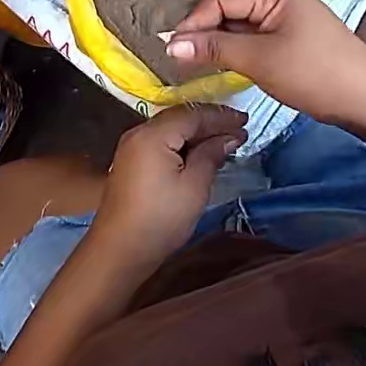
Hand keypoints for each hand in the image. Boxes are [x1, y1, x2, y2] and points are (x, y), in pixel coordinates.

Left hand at [91, 103, 247, 263]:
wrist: (120, 251)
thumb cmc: (161, 219)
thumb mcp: (194, 187)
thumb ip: (211, 155)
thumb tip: (228, 138)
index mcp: (153, 135)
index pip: (192, 115)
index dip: (221, 116)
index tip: (245, 122)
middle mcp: (138, 133)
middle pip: (179, 118)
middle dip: (210, 122)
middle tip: (239, 130)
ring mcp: (131, 147)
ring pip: (170, 129)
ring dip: (197, 133)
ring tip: (225, 140)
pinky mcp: (131, 162)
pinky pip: (161, 141)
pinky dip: (183, 143)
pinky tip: (200, 152)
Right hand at [163, 0, 365, 126]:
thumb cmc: (315, 73)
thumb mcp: (260, 60)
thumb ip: (215, 49)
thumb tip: (172, 43)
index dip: (194, 21)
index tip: (173, 48)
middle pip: (229, 9)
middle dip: (204, 31)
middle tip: (180, 59)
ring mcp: (286, 20)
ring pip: (240, 26)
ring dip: (218, 43)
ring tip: (195, 64)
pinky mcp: (290, 41)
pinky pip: (254, 39)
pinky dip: (236, 52)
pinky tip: (222, 66)